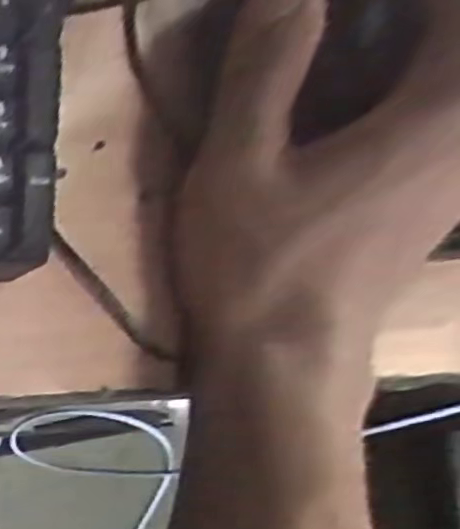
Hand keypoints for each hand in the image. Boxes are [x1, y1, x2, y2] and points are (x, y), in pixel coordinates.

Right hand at [173, 0, 459, 417]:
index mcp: (447, 97)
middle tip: (315, 37)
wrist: (285, 351)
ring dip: (401, 56)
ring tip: (336, 56)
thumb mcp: (234, 172)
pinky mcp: (449, 177)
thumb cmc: (255, 265)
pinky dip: (407, 86)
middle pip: (444, 40)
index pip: (443, 8)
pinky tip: (348, 106)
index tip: (302, 16)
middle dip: (393, 30)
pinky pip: (437, 109)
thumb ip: (264, 76)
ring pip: (441, 74)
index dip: (373, 8)